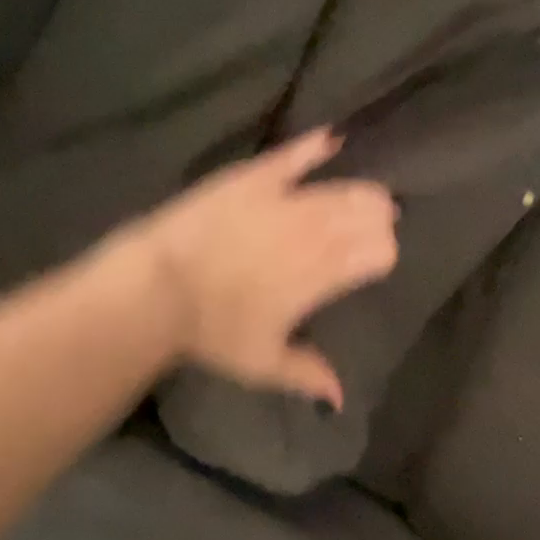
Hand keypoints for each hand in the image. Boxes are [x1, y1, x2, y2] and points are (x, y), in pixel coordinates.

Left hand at [110, 128, 397, 408]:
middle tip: (373, 228)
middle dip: (379, 221)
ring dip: (360, 193)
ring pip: (343, 187)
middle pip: (370, 215)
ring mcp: (284, 202)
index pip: (380, 252)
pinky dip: (315, 147)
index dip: (384, 253)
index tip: (377, 261)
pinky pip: (293, 155)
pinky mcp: (253, 178)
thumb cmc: (213, 331)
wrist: (155, 290)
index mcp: (323, 276)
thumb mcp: (265, 363)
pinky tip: (333, 139)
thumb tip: (340, 400)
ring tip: (364, 198)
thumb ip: (309, 375)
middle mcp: (314, 234)